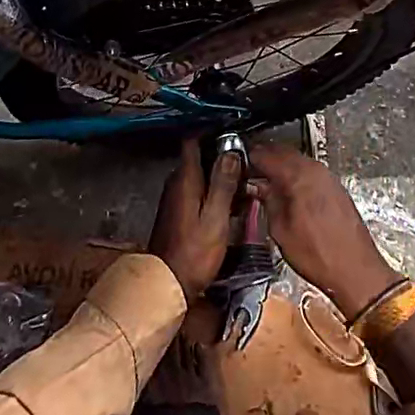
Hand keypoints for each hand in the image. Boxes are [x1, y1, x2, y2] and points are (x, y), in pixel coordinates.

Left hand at [149, 136, 243, 300]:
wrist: (168, 282)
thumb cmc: (194, 251)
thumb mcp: (216, 217)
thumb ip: (223, 184)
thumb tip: (230, 152)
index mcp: (185, 179)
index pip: (192, 142)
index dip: (209, 132)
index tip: (230, 132)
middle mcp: (176, 184)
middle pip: (198, 159)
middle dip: (220, 157)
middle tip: (245, 162)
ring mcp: (175, 198)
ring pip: (199, 177)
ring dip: (219, 177)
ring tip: (244, 185)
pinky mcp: (178, 213)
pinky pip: (197, 193)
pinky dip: (213, 193)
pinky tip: (231, 207)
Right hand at [251, 144, 403, 315]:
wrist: (358, 274)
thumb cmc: (318, 255)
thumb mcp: (280, 229)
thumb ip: (267, 200)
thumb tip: (257, 187)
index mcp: (298, 176)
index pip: (264, 154)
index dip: (247, 158)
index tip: (236, 165)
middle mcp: (315, 170)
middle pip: (281, 152)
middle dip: (263, 159)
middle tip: (247, 172)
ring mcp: (328, 178)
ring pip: (296, 161)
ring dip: (279, 167)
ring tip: (264, 183)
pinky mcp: (336, 189)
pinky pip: (309, 172)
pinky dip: (294, 175)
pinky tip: (286, 191)